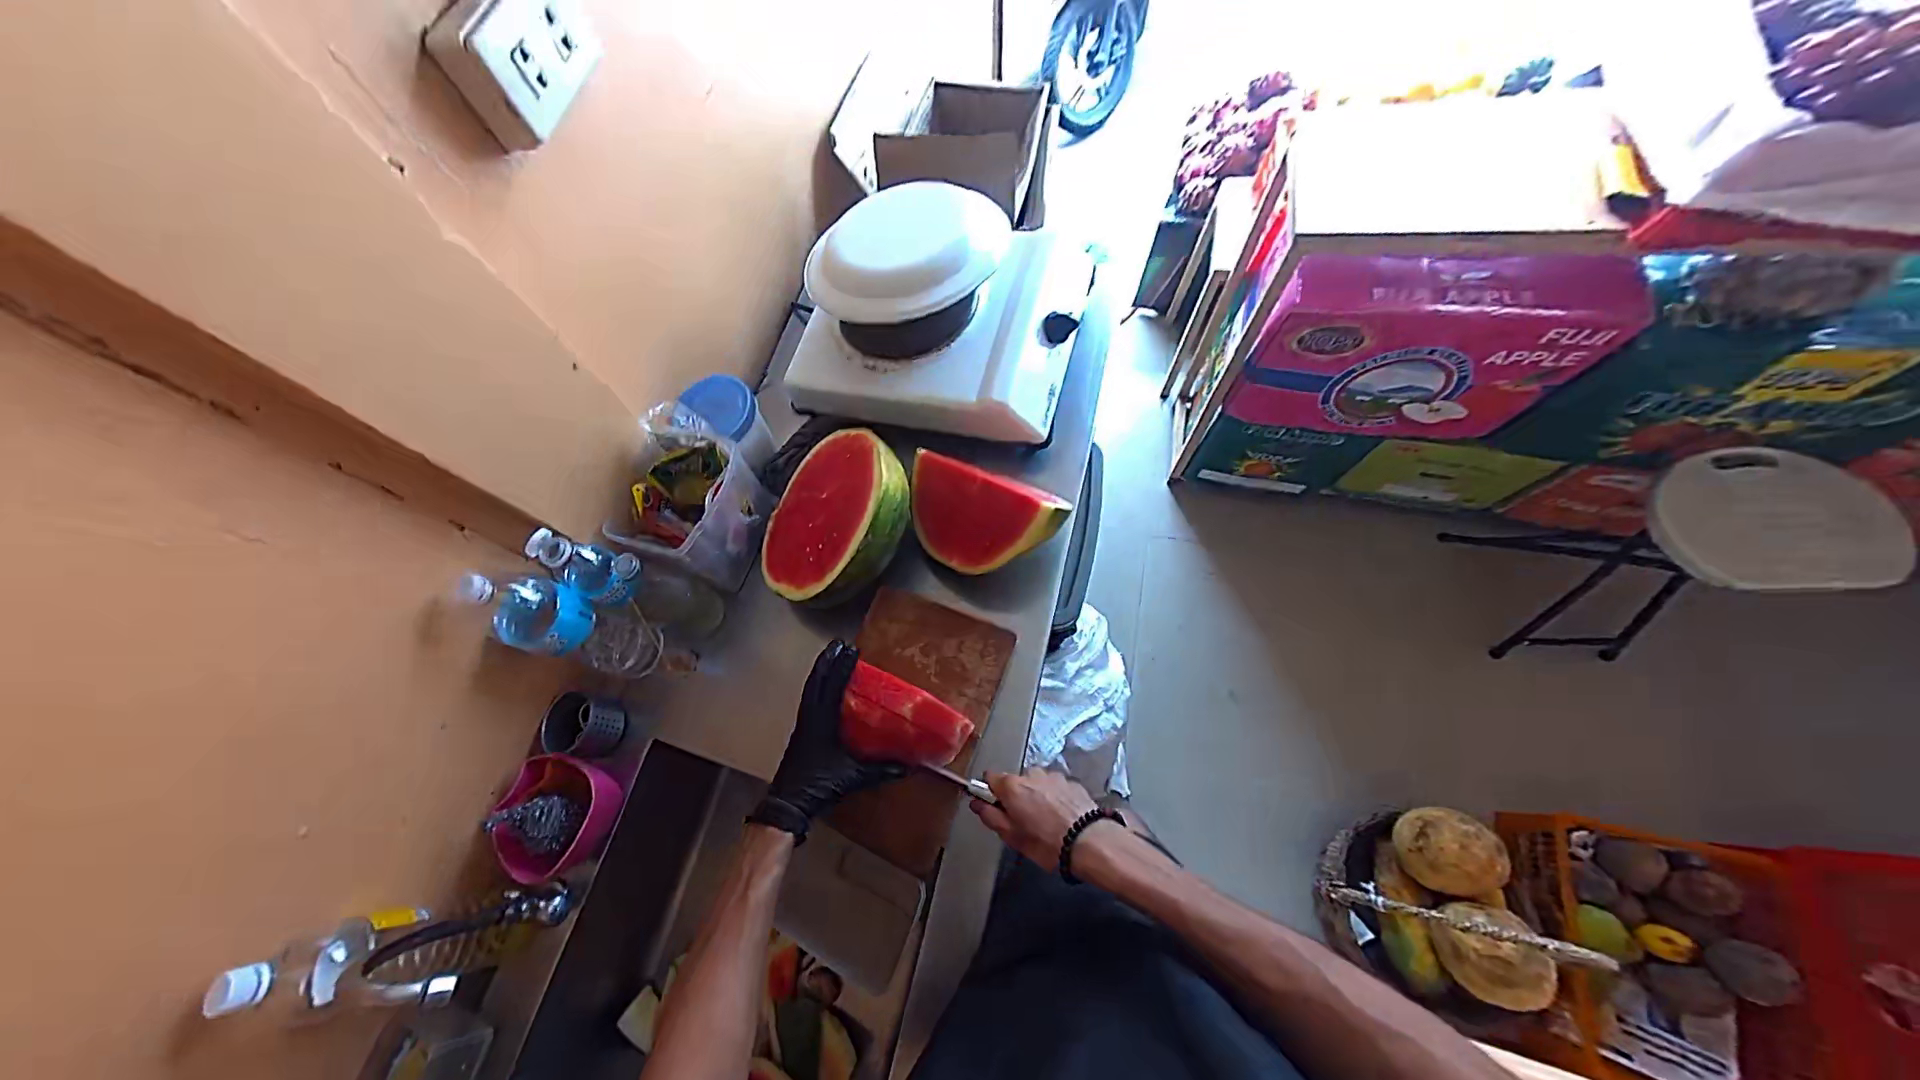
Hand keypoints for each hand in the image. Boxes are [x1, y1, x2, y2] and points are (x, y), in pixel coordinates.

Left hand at [750, 640, 906, 838]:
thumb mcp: (853, 776)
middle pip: (816, 681)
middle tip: (839, 644)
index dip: (842, 667)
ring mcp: (803, 723)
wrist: (789, 803)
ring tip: (832, 657)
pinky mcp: (801, 731)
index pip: (832, 686)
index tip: (853, 650)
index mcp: (821, 721)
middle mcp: (809, 717)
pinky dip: (818, 686)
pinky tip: (826, 687)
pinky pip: (809, 699)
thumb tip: (908, 765)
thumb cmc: (818, 785)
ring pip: (810, 689)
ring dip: (821, 671)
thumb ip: (881, 769)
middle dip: (828, 660)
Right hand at [970, 767, 1106, 871]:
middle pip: (1015, 781)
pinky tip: (1062, 818)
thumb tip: (977, 804)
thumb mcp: (1012, 836)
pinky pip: (1055, 787)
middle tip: (1023, 821)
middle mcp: (1031, 774)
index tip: (996, 807)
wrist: (1089, 841)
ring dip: (1036, 796)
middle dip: (1016, 797)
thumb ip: (990, 816)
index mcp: (1012, 786)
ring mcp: (1053, 776)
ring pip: (1036, 783)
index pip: (990, 777)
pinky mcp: (1071, 782)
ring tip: (1046, 822)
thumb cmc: (1047, 843)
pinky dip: (1054, 798)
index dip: (990, 792)